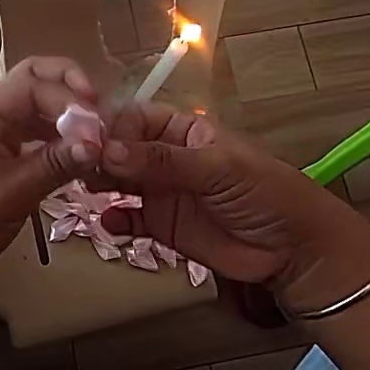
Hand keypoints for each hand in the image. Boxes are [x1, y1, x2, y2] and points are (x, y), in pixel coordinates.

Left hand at [0, 57, 100, 287]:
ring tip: (100, 138)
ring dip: (69, 118)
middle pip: (34, 83)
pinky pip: (36, 137)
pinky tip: (83, 156)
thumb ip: (53, 166)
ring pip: (39, 111)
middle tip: (104, 116)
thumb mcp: (7, 196)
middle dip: (71, 92)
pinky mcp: (0, 156)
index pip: (31, 85)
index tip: (98, 126)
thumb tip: (97, 144)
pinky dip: (60, 142)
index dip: (69, 98)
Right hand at [91, 103, 369, 310]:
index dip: (111, 126)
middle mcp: (164, 157)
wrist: (294, 250)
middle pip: (120, 149)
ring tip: (82, 189)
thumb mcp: (216, 168)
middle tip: (75, 165)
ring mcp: (160, 192)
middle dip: (98, 154)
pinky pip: (128, 219)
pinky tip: (107, 222)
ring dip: (99, 183)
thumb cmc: (264, 193)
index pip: (136, 118)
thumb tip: (108, 150)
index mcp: (182, 130)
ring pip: (118, 181)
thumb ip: (162, 161)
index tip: (86, 139)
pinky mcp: (161, 226)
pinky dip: (114, 220)